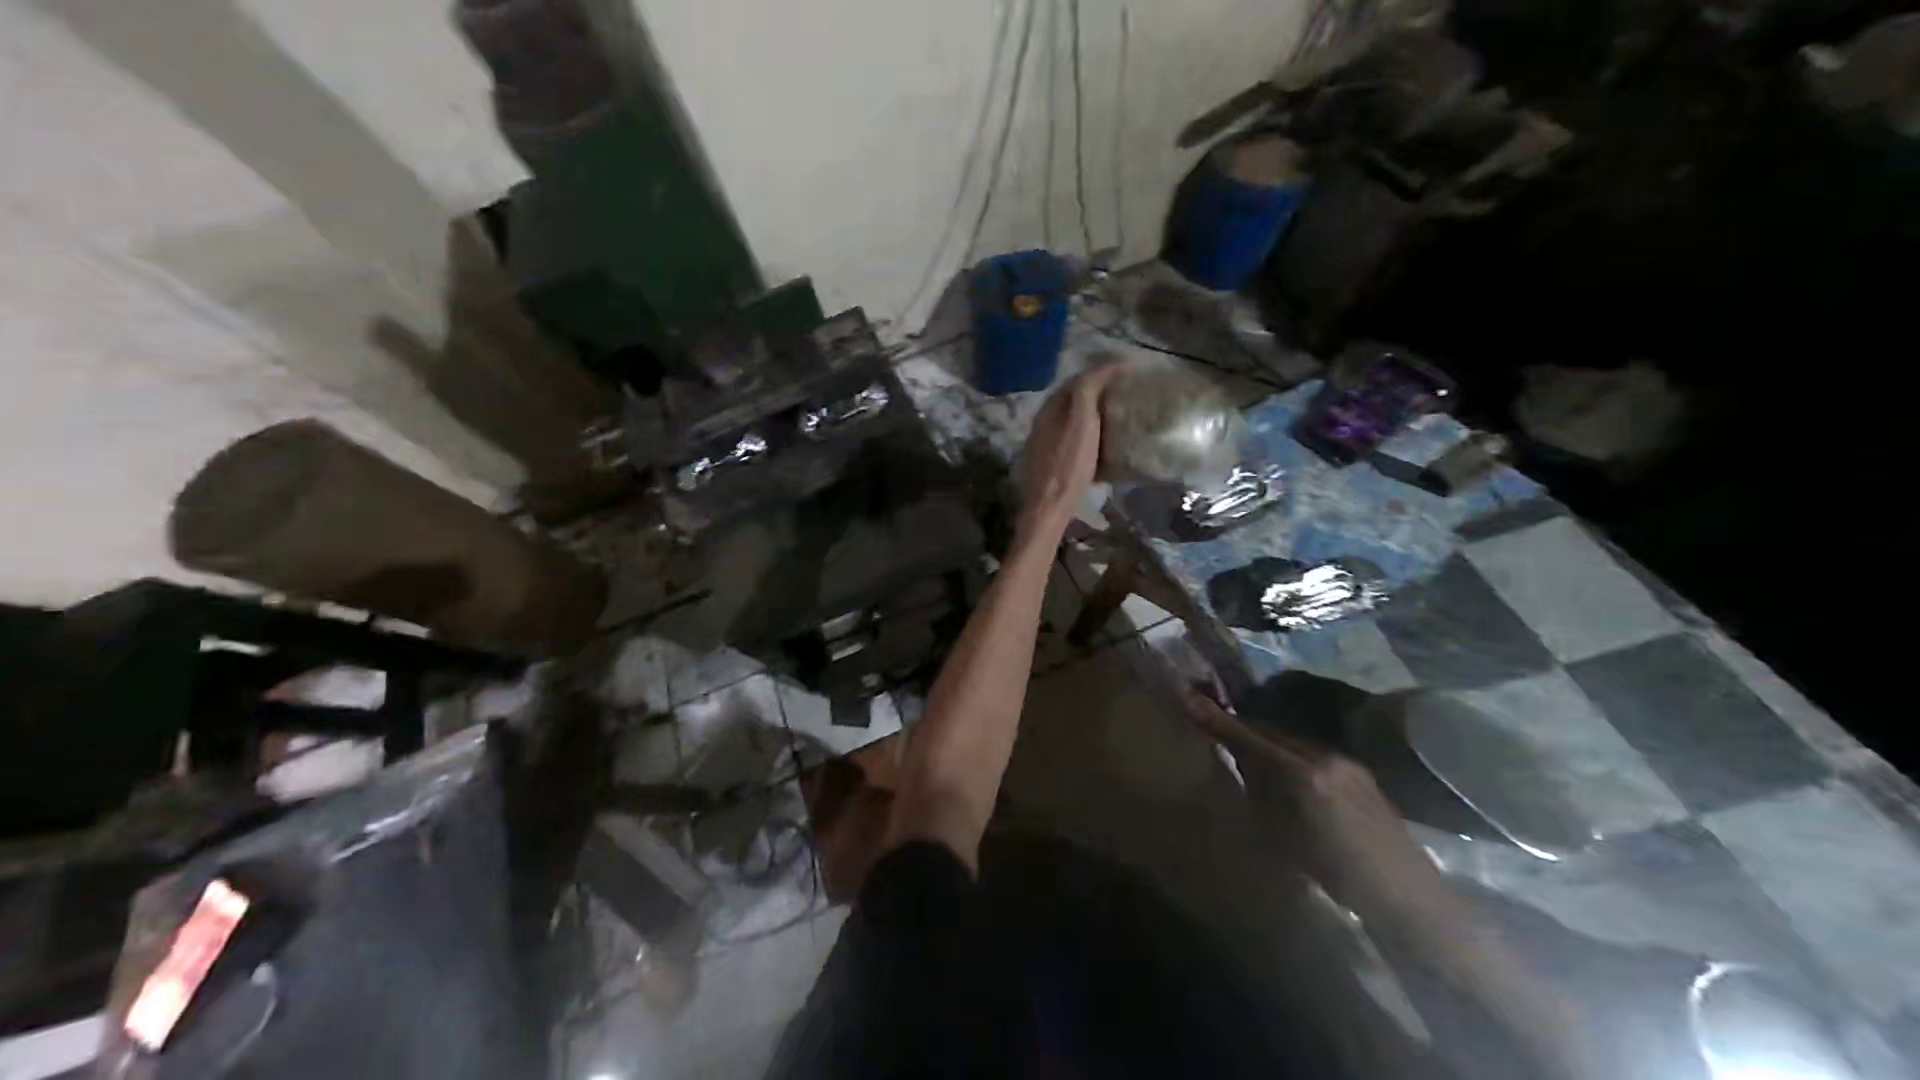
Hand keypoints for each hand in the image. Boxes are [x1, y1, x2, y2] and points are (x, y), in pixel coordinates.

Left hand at [1018, 364, 1123, 538]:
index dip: (1102, 371)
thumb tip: (1106, 366)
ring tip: (1117, 414)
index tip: (1128, 371)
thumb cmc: (1069, 463)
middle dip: (1098, 391)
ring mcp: (1044, 443)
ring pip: (1071, 419)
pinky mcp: (1050, 462)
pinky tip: (1101, 443)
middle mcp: (1042, 422)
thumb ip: (1087, 390)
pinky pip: (1071, 439)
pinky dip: (1088, 433)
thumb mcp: (1081, 420)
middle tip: (1125, 390)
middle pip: (1072, 399)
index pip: (1077, 379)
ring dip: (1094, 412)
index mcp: (1049, 408)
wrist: (1050, 505)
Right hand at [1182, 691, 1446, 915]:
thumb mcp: (1282, 838)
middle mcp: (1325, 757)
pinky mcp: (1359, 771)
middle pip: (1271, 732)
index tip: (1190, 701)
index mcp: (1304, 775)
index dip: (1219, 720)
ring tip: (1244, 748)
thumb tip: (1238, 763)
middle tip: (1211, 723)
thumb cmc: (1336, 877)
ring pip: (1292, 740)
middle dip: (1240, 727)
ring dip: (1265, 741)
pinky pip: (1312, 751)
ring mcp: (1346, 761)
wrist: (1406, 896)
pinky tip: (1284, 770)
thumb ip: (1259, 792)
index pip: (1252, 738)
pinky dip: (1290, 753)